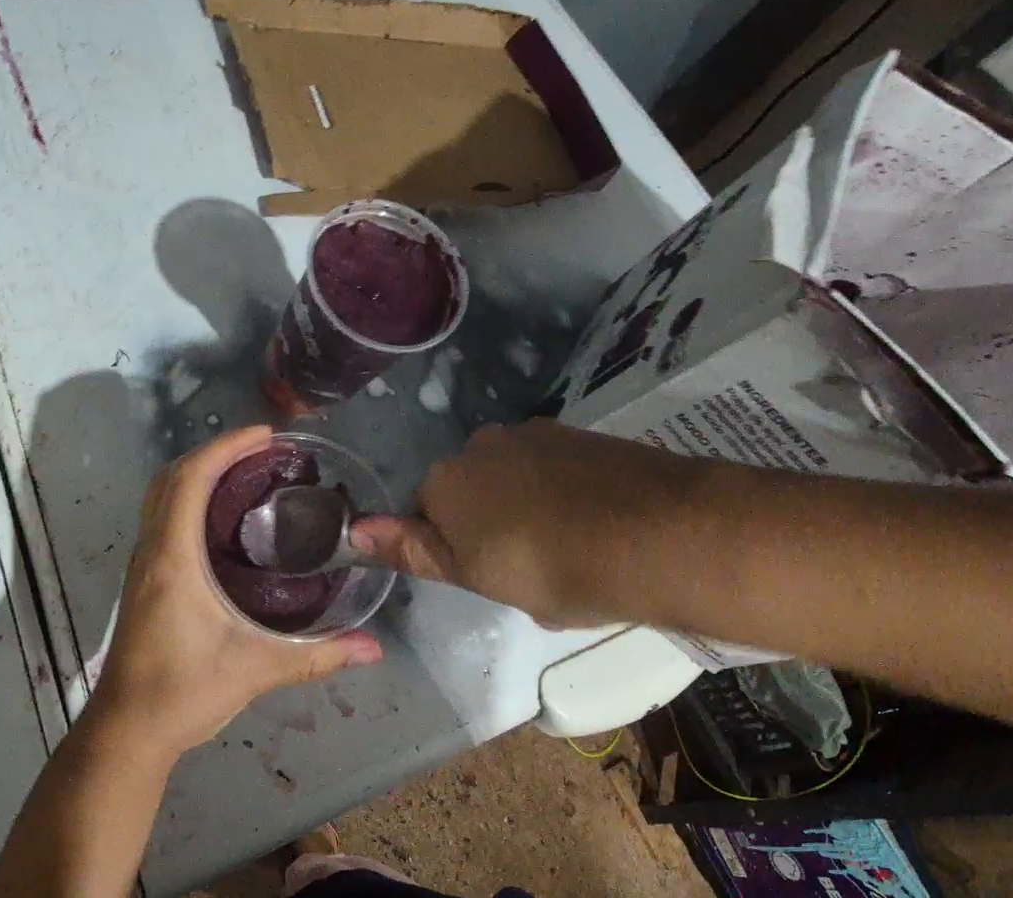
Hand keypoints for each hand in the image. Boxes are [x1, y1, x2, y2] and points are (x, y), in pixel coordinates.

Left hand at [86, 426, 383, 758]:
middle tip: (263, 451)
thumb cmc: (183, 692)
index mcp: (172, 557)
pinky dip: (189, 497)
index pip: (191, 479)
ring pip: (162, 495)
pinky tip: (224, 517)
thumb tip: (373, 648)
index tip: (266, 437)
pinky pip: (162, 515)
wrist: (127, 731)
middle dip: (215, 452)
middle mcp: (151, 549)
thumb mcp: (255, 669)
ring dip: (198, 472)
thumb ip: (317, 656)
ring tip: (247, 473)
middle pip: (172, 476)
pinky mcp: (143, 578)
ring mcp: (142, 563)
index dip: (226, 447)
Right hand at [350, 420, 707, 626]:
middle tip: (526, 571)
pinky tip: (594, 524)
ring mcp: (533, 435)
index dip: (452, 549)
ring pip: (512, 478)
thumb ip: (415, 550)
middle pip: (469, 490)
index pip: (426, 513)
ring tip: (568, 549)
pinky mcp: (580, 435)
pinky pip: (553, 468)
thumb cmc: (553, 570)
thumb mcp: (476, 577)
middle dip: (487, 523)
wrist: (658, 534)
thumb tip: (353, 529)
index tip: (485, 576)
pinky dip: (563, 492)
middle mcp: (479, 446)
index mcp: (445, 481)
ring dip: (525, 505)